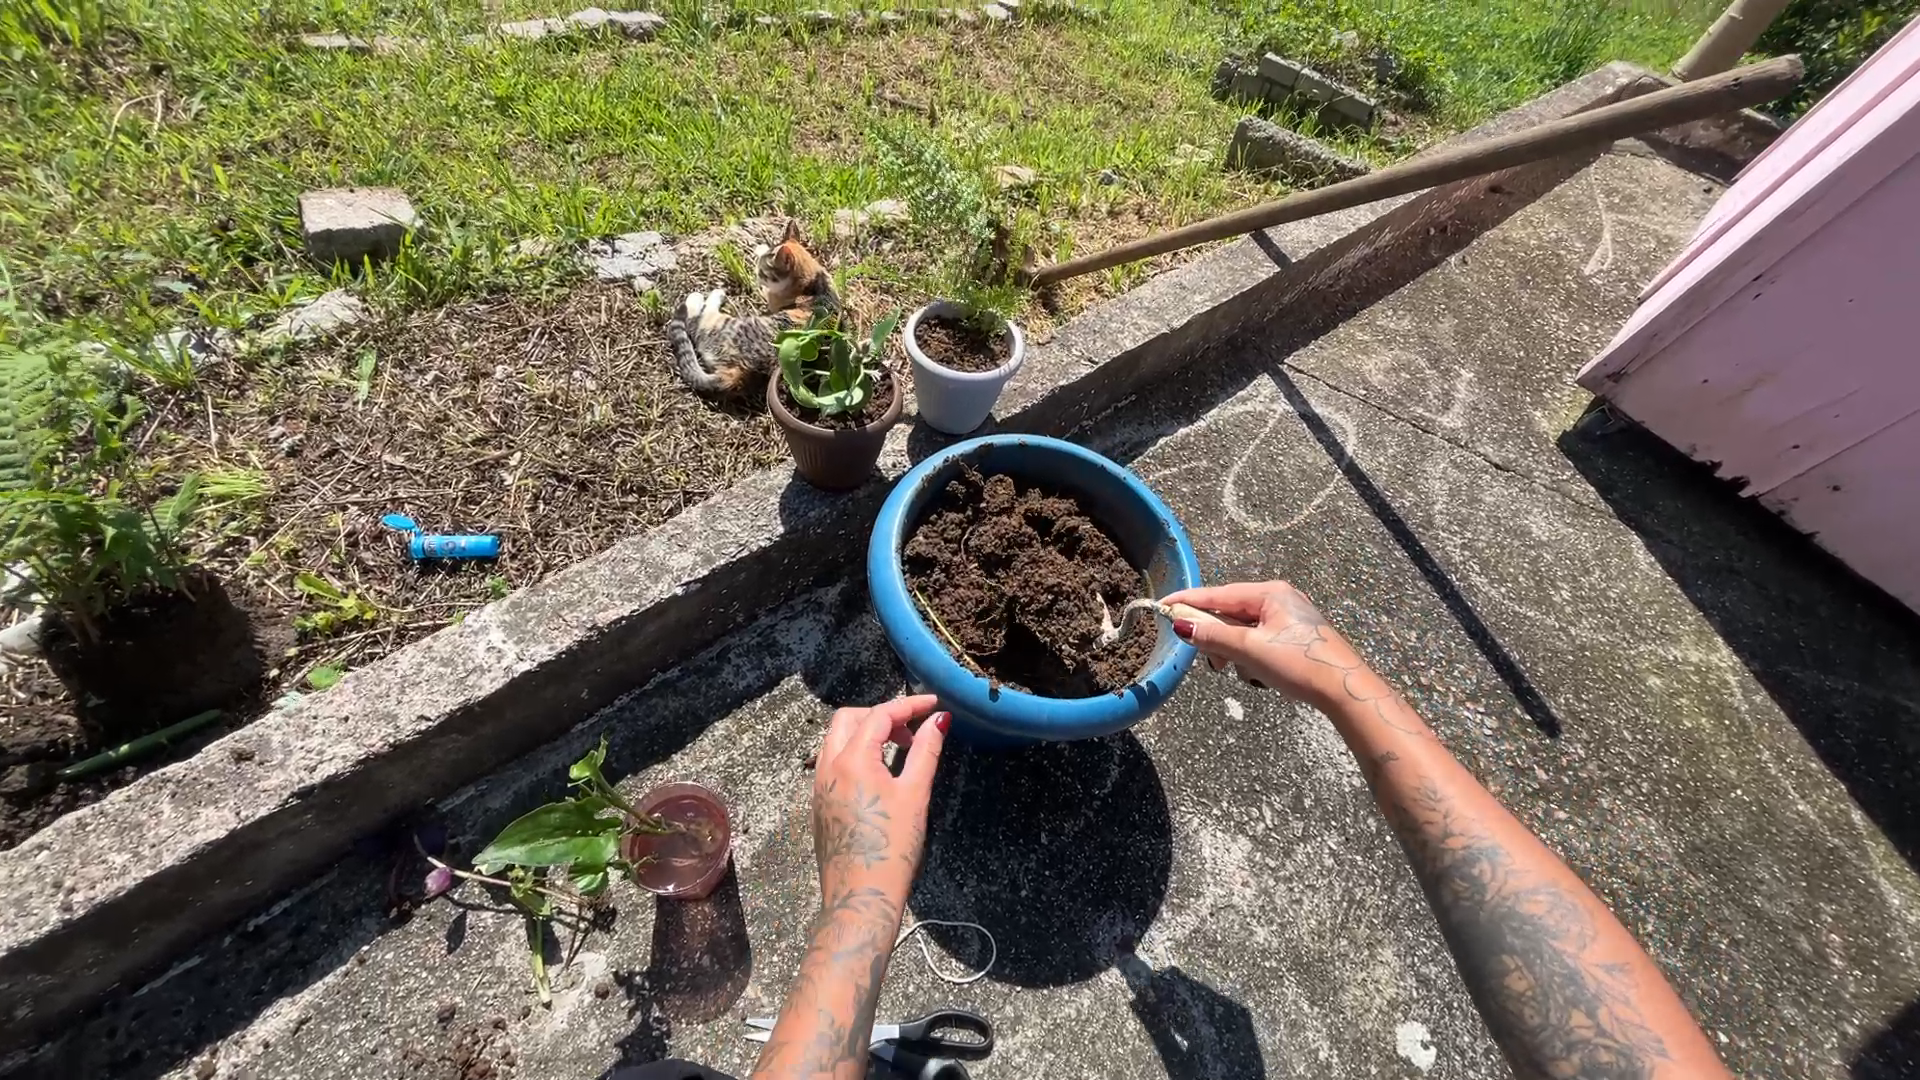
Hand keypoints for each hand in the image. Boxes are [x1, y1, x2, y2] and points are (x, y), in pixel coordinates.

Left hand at [811, 695, 950, 908]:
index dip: (909, 705)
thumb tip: (939, 720)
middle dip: (882, 715)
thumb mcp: (915, 794)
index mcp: (851, 759)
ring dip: (866, 732)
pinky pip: (832, 761)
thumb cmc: (892, 848)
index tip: (933, 704)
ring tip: (898, 748)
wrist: (861, 899)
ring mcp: (819, 786)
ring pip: (837, 738)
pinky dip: (854, 752)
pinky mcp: (820, 803)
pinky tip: (878, 772)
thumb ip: (926, 750)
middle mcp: (827, 766)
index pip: (880, 715)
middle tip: (912, 729)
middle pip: (850, 719)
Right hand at [1159, 581, 1371, 708]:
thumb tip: (1179, 624)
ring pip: (1242, 629)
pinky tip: (1256, 673)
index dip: (1187, 601)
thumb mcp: (1249, 649)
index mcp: (1269, 593)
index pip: (1217, 594)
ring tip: (1237, 670)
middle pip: (1229, 612)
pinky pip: (1257, 639)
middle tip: (1210, 660)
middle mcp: (1278, 598)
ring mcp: (1288, 617)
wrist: (1347, 692)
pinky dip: (1248, 654)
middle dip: (1215, 636)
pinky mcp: (1294, 637)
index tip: (1161, 606)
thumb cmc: (1299, 665)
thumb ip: (1212, 635)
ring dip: (1232, 650)